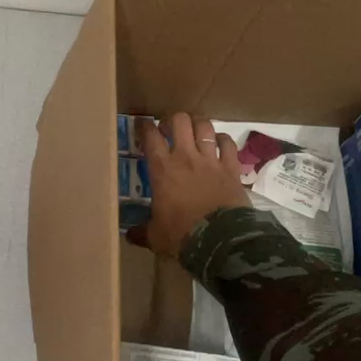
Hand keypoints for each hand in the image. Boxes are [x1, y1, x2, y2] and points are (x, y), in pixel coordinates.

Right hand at [127, 113, 250, 258]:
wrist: (219, 240)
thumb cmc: (181, 235)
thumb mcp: (155, 236)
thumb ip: (142, 232)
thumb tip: (130, 236)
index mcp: (162, 169)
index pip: (150, 137)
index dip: (144, 127)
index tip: (142, 125)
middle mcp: (186, 157)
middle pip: (179, 121)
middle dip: (172, 120)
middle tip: (168, 129)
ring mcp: (211, 160)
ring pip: (204, 126)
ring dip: (197, 124)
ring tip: (193, 129)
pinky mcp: (231, 168)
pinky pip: (228, 144)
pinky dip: (223, 139)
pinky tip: (219, 142)